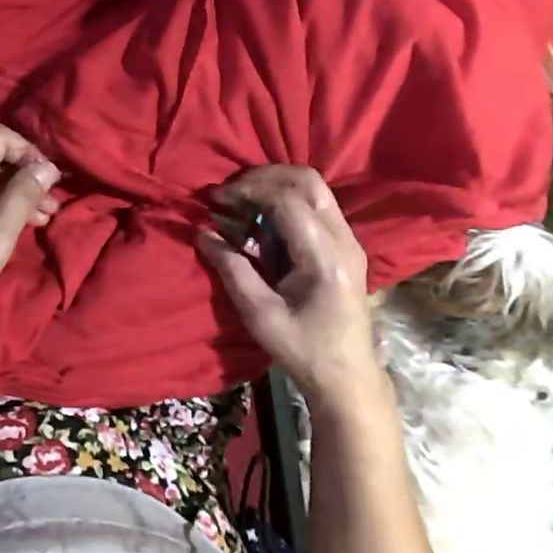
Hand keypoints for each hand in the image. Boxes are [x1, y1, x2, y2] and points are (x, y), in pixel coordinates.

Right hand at [196, 166, 391, 416]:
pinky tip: (261, 218)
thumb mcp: (259, 314)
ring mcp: (349, 239)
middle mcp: (344, 240)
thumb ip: (231, 269)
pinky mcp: (345, 244)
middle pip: (308, 180)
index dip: (248, 191)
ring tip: (241, 202)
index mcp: (325, 258)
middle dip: (263, 177)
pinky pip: (316, 204)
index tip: (216, 200)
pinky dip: (285, 199)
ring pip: (314, 187)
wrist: (347, 375)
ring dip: (274, 185)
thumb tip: (202, 233)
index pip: (288, 201)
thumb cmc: (302, 349)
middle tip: (229, 193)